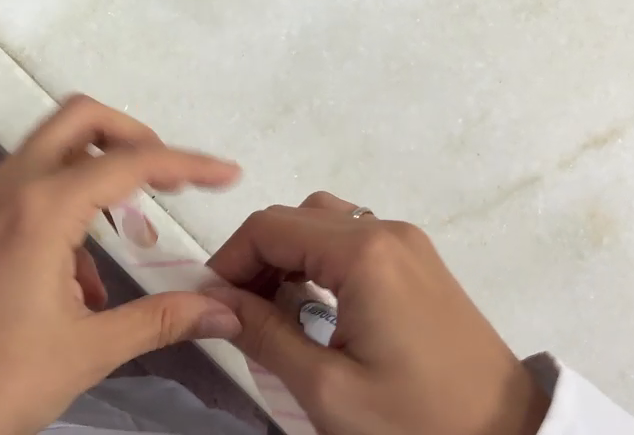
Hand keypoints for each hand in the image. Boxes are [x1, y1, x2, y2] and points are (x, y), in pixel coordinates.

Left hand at [0, 95, 243, 434]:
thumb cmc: (2, 381)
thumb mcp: (89, 350)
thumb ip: (161, 319)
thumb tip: (224, 309)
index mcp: (39, 209)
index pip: (126, 163)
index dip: (184, 163)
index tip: (226, 174)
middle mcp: (8, 186)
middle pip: (78, 119)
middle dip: (131, 136)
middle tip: (167, 179)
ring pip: (49, 148)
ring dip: (94, 172)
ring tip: (123, 235)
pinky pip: (25, 184)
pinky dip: (61, 201)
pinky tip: (76, 273)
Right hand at [205, 192, 548, 434]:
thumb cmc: (421, 426)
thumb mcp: (329, 391)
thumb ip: (263, 335)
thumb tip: (215, 299)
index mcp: (361, 252)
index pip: (268, 228)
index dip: (230, 259)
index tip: (212, 302)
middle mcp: (383, 230)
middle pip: (292, 218)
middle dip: (255, 258)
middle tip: (239, 311)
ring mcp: (407, 242)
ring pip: (320, 221)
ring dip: (286, 253)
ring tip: (274, 305)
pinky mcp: (420, 261)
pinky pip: (350, 237)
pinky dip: (318, 258)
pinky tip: (315, 301)